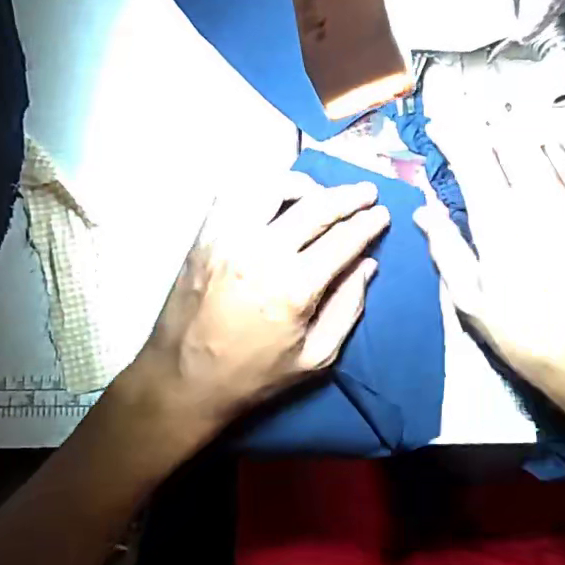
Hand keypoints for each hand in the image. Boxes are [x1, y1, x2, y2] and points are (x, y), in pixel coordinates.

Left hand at [119, 173, 387, 437]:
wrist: (182, 380)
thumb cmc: (254, 375)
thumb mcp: (316, 357)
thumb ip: (347, 308)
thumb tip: (367, 265)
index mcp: (293, 288)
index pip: (342, 240)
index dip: (368, 224)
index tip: (383, 214)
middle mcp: (261, 253)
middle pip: (315, 207)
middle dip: (348, 196)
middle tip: (367, 191)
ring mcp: (227, 239)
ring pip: (272, 186)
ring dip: (304, 184)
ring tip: (319, 193)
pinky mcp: (203, 236)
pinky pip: (234, 193)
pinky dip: (261, 186)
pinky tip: (276, 197)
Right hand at [413, 119, 564, 450]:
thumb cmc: (534, 340)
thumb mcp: (476, 305)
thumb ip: (448, 250)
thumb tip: (424, 212)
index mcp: (501, 220)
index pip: (472, 156)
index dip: (451, 131)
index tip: (436, 119)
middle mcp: (540, 197)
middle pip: (508, 137)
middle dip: (481, 114)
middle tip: (463, 101)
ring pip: (541, 141)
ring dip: (514, 121)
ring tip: (496, 108)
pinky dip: (545, 142)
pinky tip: (538, 140)